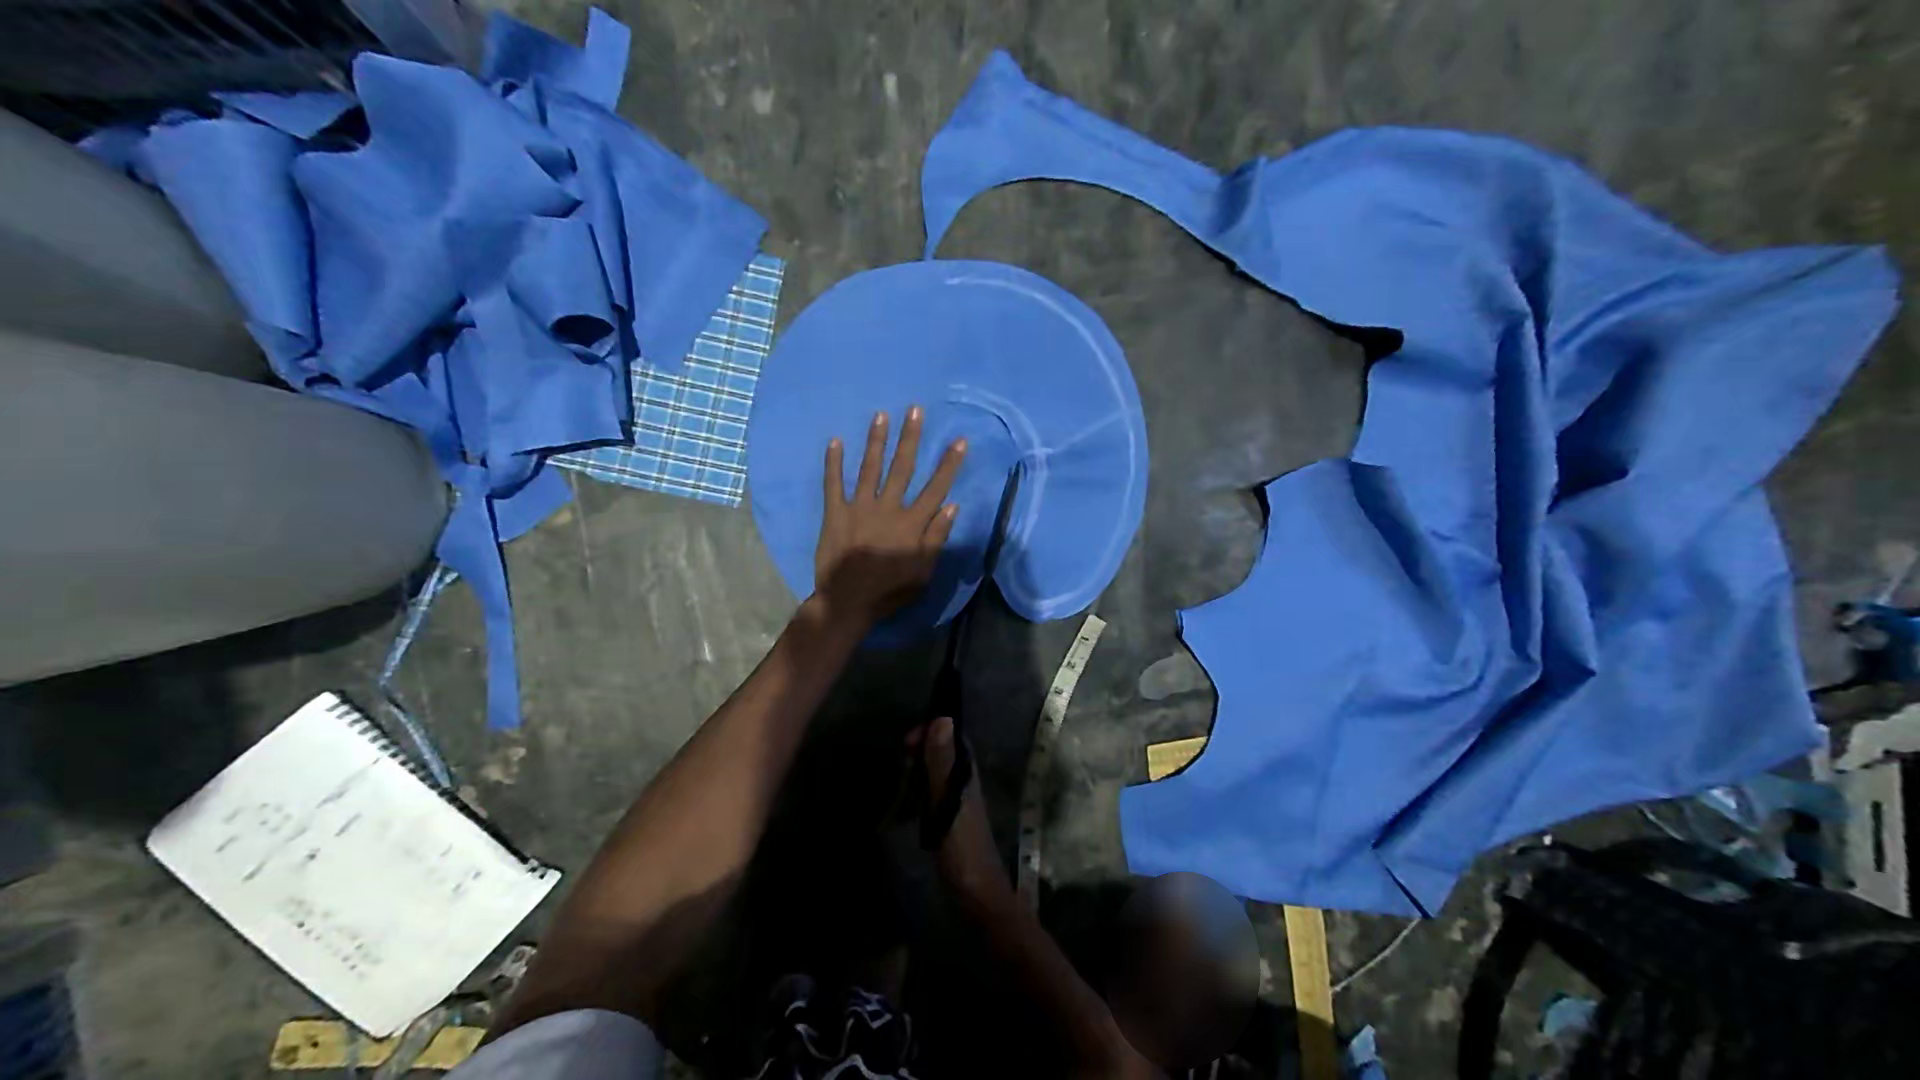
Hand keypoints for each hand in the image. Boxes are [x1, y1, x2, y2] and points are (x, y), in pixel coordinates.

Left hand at [813, 407, 965, 626]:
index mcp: (912, 523)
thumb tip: (952, 507)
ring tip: (880, 415)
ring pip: (869, 468)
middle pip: (901, 467)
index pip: (935, 488)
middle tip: (914, 410)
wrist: (849, 602)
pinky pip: (833, 484)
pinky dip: (833, 463)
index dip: (948, 463)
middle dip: (910, 438)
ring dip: (876, 441)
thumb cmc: (890, 590)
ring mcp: (859, 508)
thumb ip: (937, 538)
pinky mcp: (835, 514)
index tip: (958, 440)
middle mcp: (887, 508)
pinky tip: (835, 441)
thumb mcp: (924, 571)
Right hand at [909, 716, 1000, 896]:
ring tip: (899, 780)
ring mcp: (956, 800)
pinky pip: (930, 793)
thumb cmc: (962, 844)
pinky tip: (903, 802)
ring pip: (935, 772)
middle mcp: (963, 781)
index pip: (953, 736)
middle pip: (942, 752)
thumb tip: (942, 718)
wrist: (976, 892)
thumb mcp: (947, 799)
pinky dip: (916, 790)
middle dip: (920, 750)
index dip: (931, 730)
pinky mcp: (947, 818)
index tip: (907, 741)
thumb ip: (943, 761)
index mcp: (967, 773)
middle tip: (900, 762)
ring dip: (916, 770)